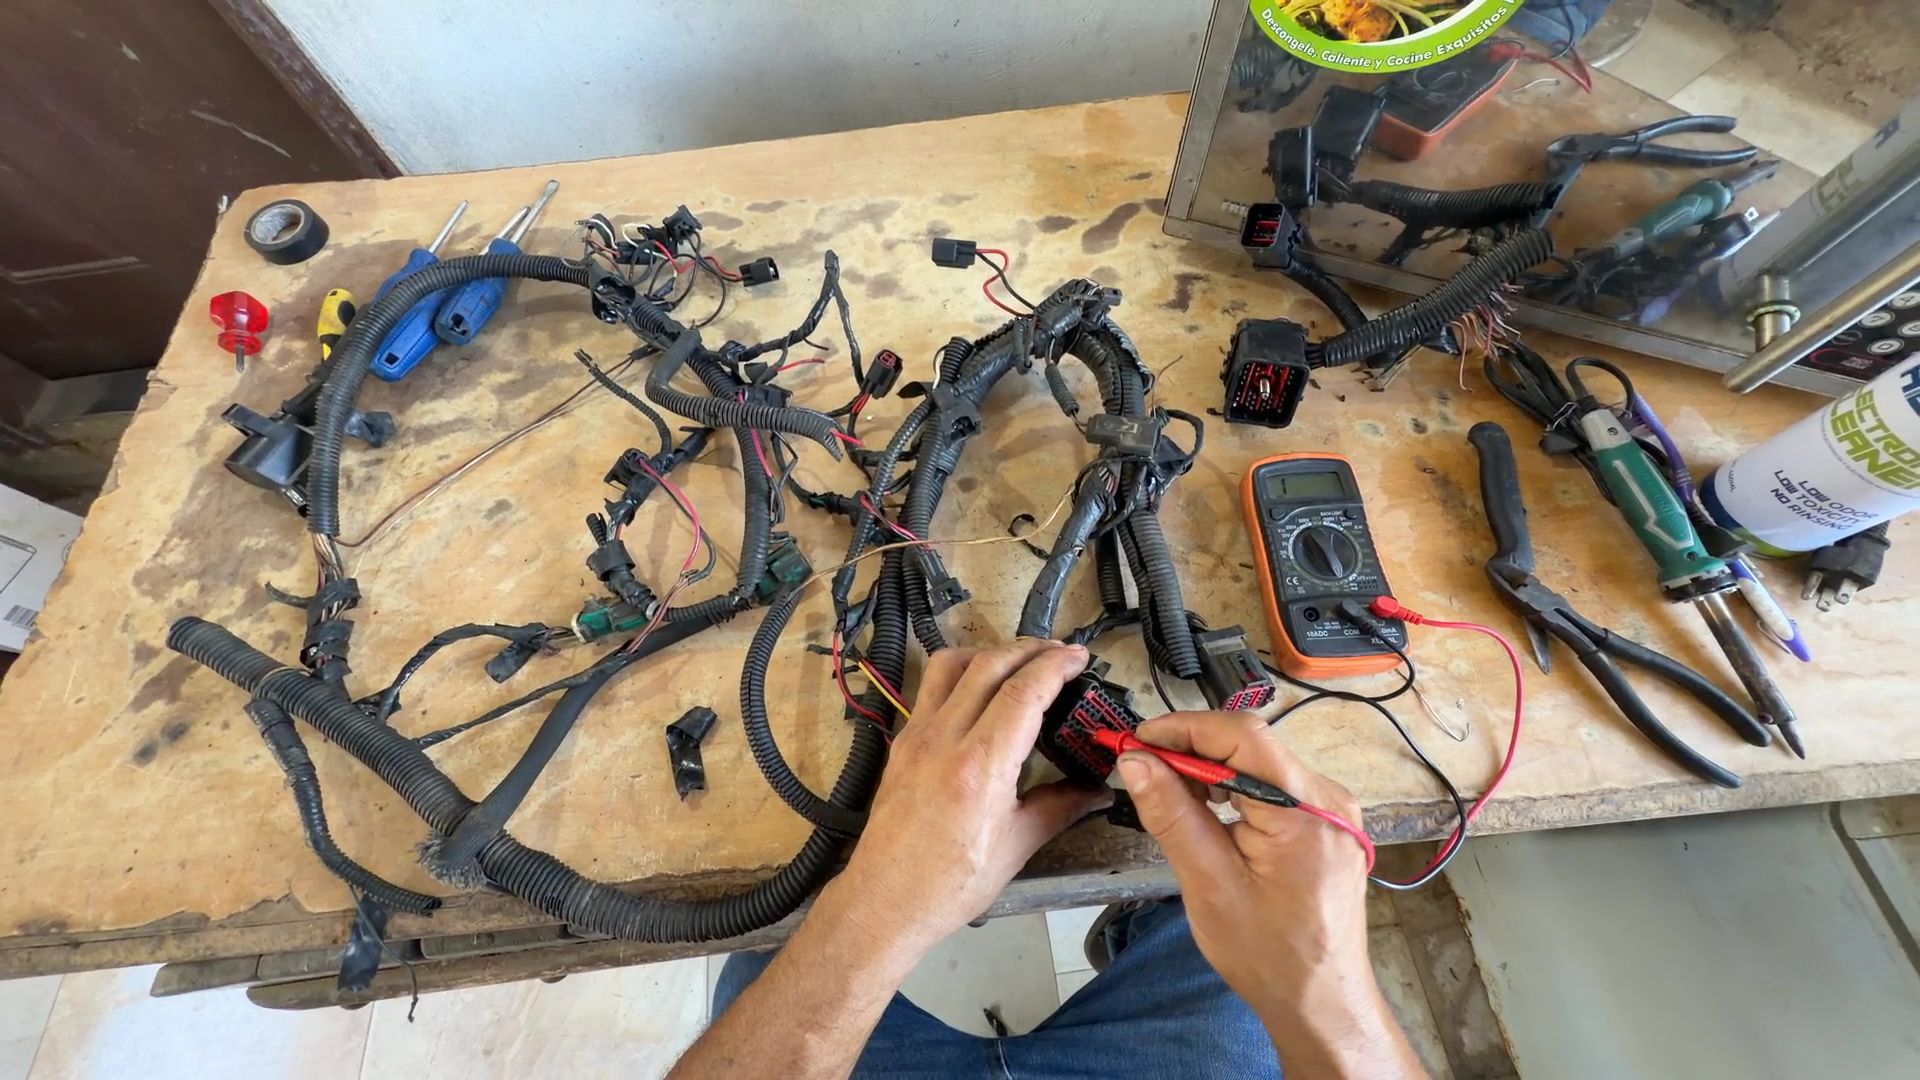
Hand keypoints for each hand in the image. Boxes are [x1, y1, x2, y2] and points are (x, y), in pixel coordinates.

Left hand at [823, 640, 1112, 958]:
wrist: (885, 899)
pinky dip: (962, 672)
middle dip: (1029, 650)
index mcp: (979, 766)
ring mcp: (917, 734)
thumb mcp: (1016, 846)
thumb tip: (1097, 789)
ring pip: (951, 664)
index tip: (1079, 655)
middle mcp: (944, 738)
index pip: (1022, 693)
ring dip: (991, 652)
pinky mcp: (902, 740)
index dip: (1055, 666)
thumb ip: (1060, 807)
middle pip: (988, 666)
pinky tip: (980, 689)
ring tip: (1020, 661)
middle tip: (1060, 652)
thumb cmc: (951, 883)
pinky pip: (931, 686)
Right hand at [1118, 712, 1413, 1070]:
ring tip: (1169, 791)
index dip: (1184, 727)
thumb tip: (1135, 761)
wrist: (1322, 1004)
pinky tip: (1204, 806)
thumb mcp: (1209, 884)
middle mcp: (1327, 797)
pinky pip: (1267, 781)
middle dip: (1190, 748)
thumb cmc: (1267, 953)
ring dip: (1207, 766)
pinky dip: (1228, 784)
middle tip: (1144, 767)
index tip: (1139, 740)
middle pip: (1249, 744)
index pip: (1242, 736)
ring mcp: (1329, 807)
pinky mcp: (1321, 819)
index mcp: (1306, 811)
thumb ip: (1172, 815)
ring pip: (1256, 759)